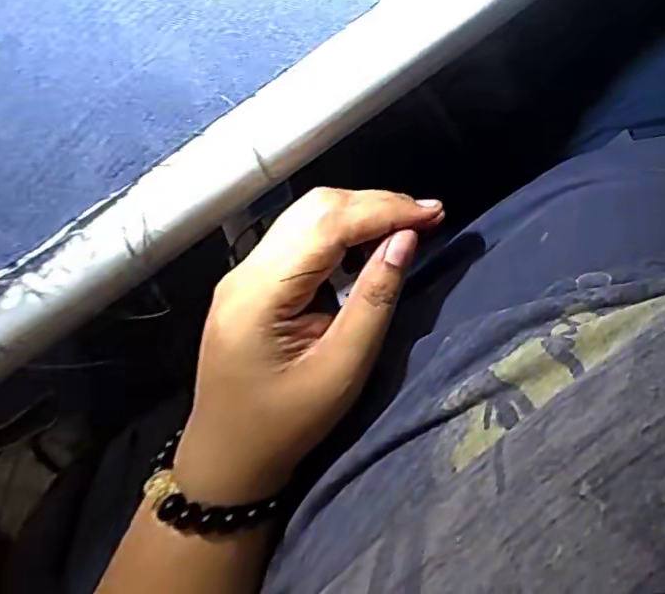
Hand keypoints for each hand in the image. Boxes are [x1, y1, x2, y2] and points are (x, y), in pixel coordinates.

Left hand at [175, 188, 443, 503]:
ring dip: (367, 209)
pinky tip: (376, 240)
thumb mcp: (344, 366)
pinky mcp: (257, 278)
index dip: (387, 210)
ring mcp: (247, 273)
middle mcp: (246, 273)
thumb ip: (376, 297)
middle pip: (319, 208)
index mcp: (259, 296)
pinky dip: (349, 224)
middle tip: (429, 218)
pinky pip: (307, 230)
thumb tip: (406, 238)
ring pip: (313, 212)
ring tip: (410, 224)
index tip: (436, 214)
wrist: (228, 460)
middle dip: (380, 203)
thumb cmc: (288, 422)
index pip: (329, 225)